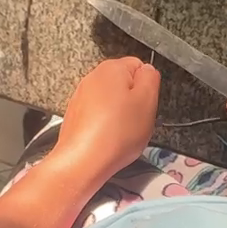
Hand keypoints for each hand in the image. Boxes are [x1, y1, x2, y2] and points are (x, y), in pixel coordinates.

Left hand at [52, 57, 160, 182]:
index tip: (146, 104)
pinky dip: (105, 126)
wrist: (83, 161)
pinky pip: (98, 116)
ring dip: (119, 115)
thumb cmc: (117, 133)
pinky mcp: (75, 116)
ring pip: (111, 102)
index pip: (139, 66)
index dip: (147, 86)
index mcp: (112, 68)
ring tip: (121, 133)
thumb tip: (148, 70)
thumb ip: (151, 78)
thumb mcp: (147, 101)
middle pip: (124, 85)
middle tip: (136, 120)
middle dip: (132, 101)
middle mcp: (93, 77)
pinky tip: (108, 139)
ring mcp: (81, 97)